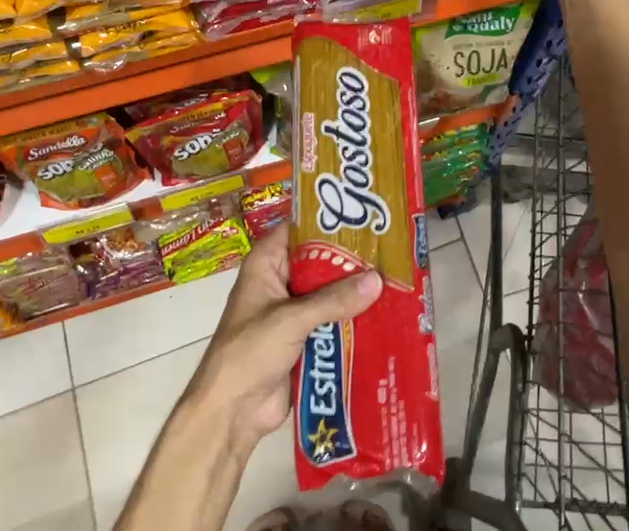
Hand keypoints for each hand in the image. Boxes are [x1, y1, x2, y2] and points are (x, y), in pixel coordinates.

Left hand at [184, 229, 382, 455]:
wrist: (232, 411)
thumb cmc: (250, 352)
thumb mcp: (291, 320)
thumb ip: (334, 300)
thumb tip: (378, 279)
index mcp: (266, 265)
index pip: (298, 229)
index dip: (328, 221)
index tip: (365, 216)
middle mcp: (280, 282)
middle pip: (319, 261)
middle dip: (350, 260)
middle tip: (391, 251)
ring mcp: (292, 312)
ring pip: (329, 293)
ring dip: (355, 292)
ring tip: (396, 280)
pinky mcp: (304, 339)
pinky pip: (332, 322)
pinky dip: (352, 320)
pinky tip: (384, 316)